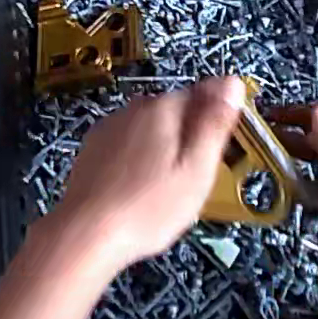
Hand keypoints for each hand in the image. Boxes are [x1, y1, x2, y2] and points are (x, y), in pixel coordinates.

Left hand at [48, 77, 245, 272]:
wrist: (85, 235)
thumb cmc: (148, 207)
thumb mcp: (197, 168)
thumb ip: (215, 122)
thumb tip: (232, 83)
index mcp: (162, 108)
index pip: (201, 93)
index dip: (215, 118)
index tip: (218, 146)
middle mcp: (133, 110)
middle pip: (173, 111)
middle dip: (187, 135)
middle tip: (194, 174)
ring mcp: (109, 129)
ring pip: (149, 129)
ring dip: (161, 148)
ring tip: (165, 187)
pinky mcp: (92, 150)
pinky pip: (126, 146)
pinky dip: (136, 161)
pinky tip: (139, 189)